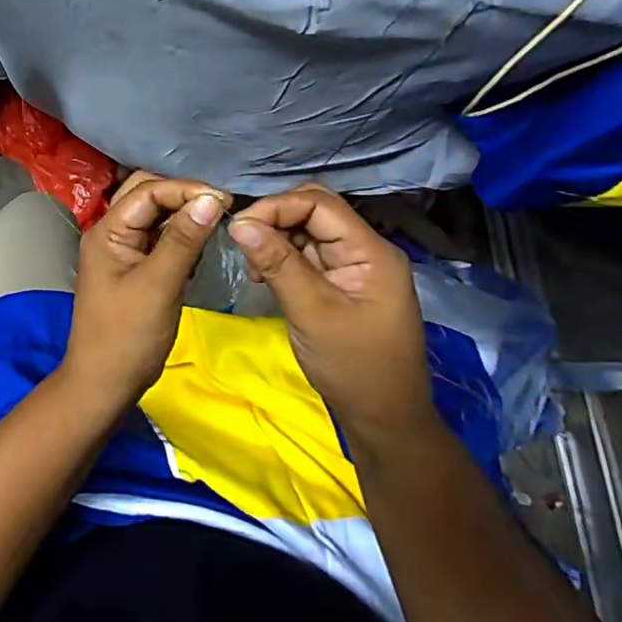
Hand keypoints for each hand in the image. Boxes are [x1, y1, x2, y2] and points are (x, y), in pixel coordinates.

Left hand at [59, 173, 227, 405]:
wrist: (104, 383)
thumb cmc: (128, 336)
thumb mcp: (159, 285)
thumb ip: (183, 240)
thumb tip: (211, 198)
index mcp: (107, 231)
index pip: (148, 191)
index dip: (186, 190)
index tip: (225, 200)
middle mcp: (110, 233)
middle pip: (147, 195)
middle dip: (183, 196)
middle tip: (221, 207)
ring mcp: (121, 251)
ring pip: (154, 217)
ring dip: (183, 215)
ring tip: (216, 222)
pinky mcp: (133, 268)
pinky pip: (158, 239)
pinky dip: (179, 237)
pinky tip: (200, 246)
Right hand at [227, 184, 433, 438]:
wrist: (383, 417)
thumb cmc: (353, 366)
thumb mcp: (311, 312)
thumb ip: (277, 263)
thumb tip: (239, 224)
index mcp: (371, 251)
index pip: (319, 204)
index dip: (276, 207)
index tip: (238, 228)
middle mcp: (364, 250)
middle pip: (314, 210)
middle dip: (274, 219)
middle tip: (244, 244)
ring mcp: (352, 266)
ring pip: (306, 230)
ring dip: (274, 239)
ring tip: (254, 268)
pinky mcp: (339, 282)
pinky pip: (305, 254)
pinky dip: (280, 257)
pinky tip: (265, 276)